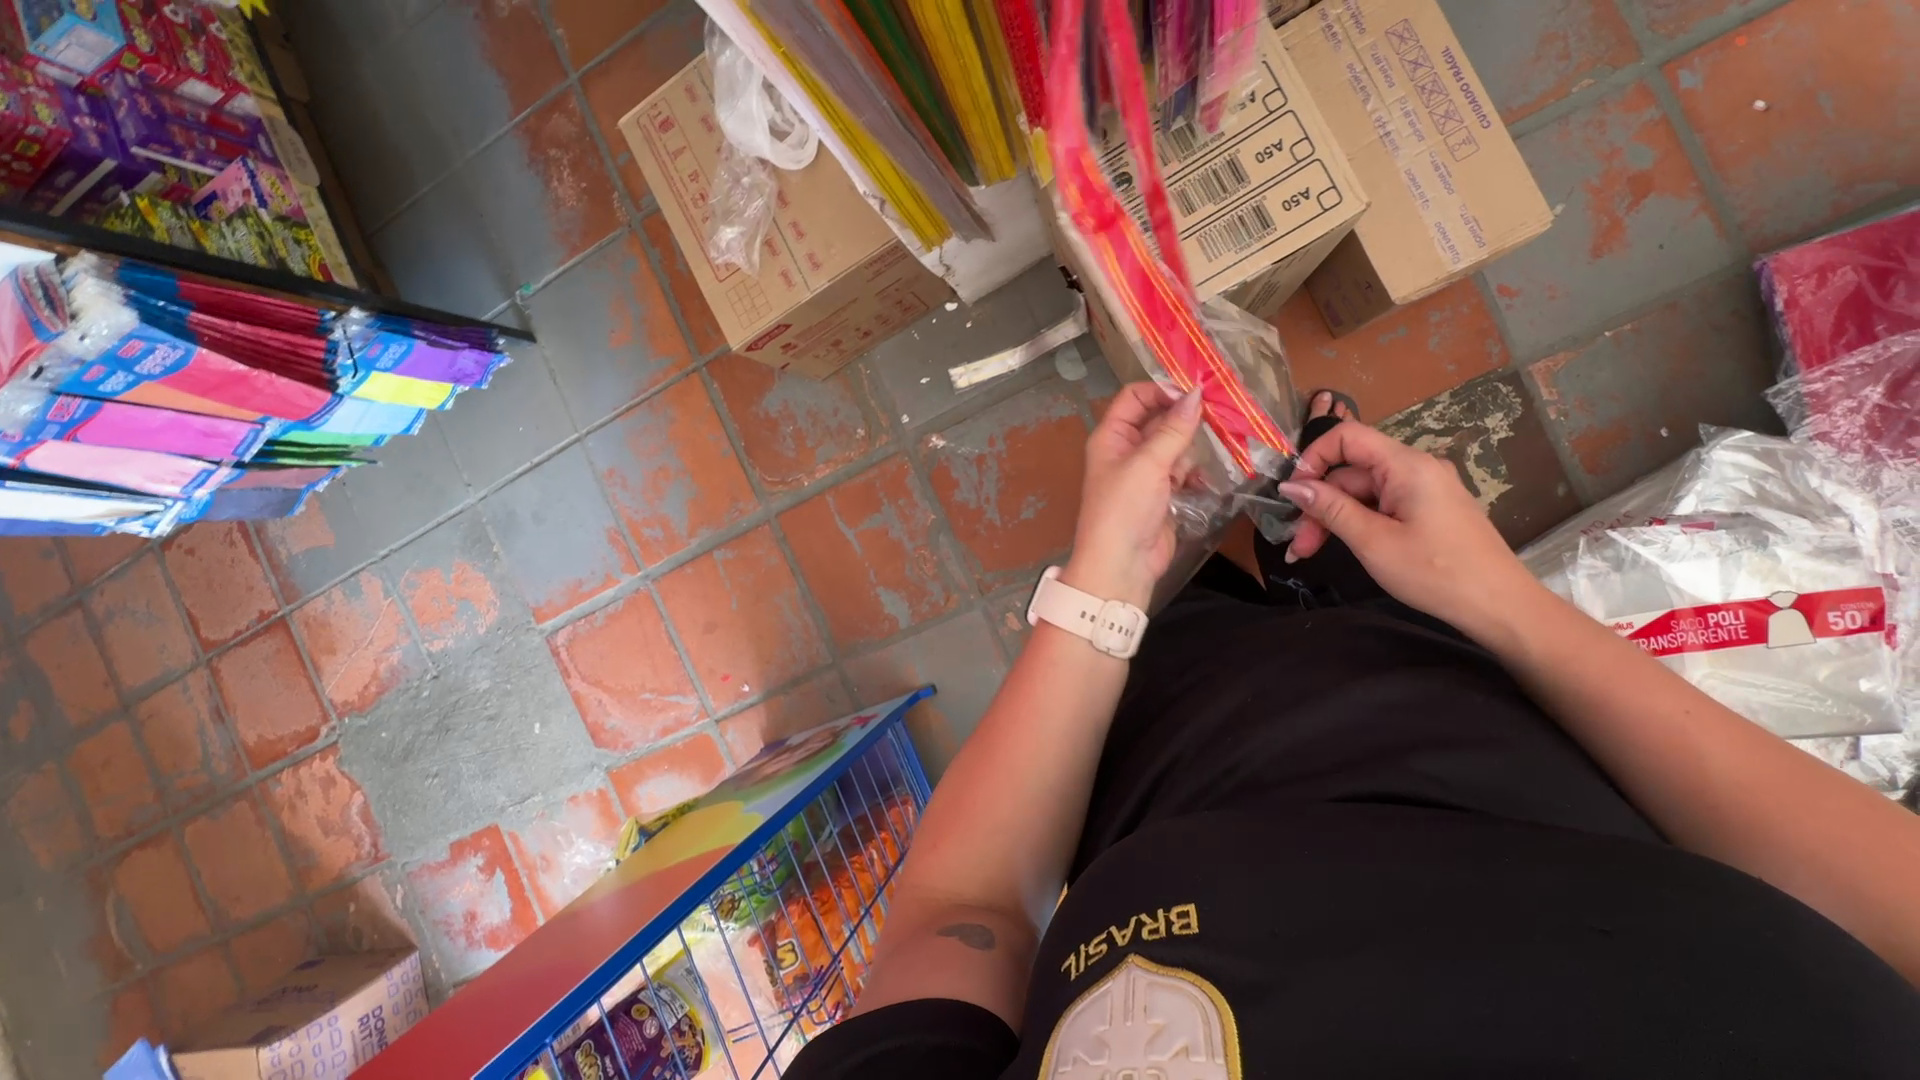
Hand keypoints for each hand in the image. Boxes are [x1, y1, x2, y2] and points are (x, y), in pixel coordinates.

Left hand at [1063, 382, 1204, 608]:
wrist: (1122, 564)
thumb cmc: (1125, 508)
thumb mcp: (1148, 464)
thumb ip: (1174, 429)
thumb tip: (1196, 395)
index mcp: (1111, 436)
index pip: (1135, 397)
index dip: (1162, 390)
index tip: (1194, 394)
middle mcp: (1126, 450)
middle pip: (1158, 419)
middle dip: (1184, 419)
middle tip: (1220, 414)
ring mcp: (1145, 473)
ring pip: (1174, 446)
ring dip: (1191, 449)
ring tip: (1216, 446)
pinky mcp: (1162, 494)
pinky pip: (1182, 472)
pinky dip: (1194, 473)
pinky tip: (1205, 478)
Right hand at [1277, 421, 1543, 633]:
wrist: (1499, 605)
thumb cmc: (1435, 573)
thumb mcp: (1372, 541)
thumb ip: (1330, 509)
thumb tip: (1291, 486)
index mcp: (1407, 466)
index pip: (1348, 437)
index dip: (1313, 458)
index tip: (1292, 494)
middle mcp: (1417, 468)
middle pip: (1351, 472)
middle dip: (1318, 505)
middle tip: (1297, 546)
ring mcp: (1425, 489)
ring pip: (1363, 493)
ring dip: (1333, 519)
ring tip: (1308, 553)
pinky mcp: (1429, 510)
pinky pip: (1382, 505)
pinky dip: (1357, 523)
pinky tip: (1340, 547)